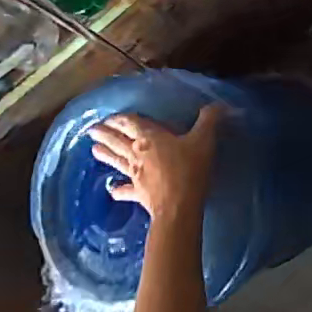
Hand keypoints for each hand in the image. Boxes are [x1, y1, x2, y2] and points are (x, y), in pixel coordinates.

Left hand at [88, 105, 224, 223]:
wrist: (178, 206)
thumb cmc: (189, 169)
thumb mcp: (203, 140)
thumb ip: (209, 120)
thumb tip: (219, 104)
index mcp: (150, 138)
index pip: (131, 124)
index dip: (121, 119)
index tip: (110, 116)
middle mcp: (138, 154)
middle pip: (117, 141)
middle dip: (105, 134)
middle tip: (92, 130)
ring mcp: (135, 175)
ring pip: (117, 162)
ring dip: (105, 155)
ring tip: (93, 150)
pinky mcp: (138, 194)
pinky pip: (125, 191)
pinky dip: (118, 190)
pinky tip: (112, 189)